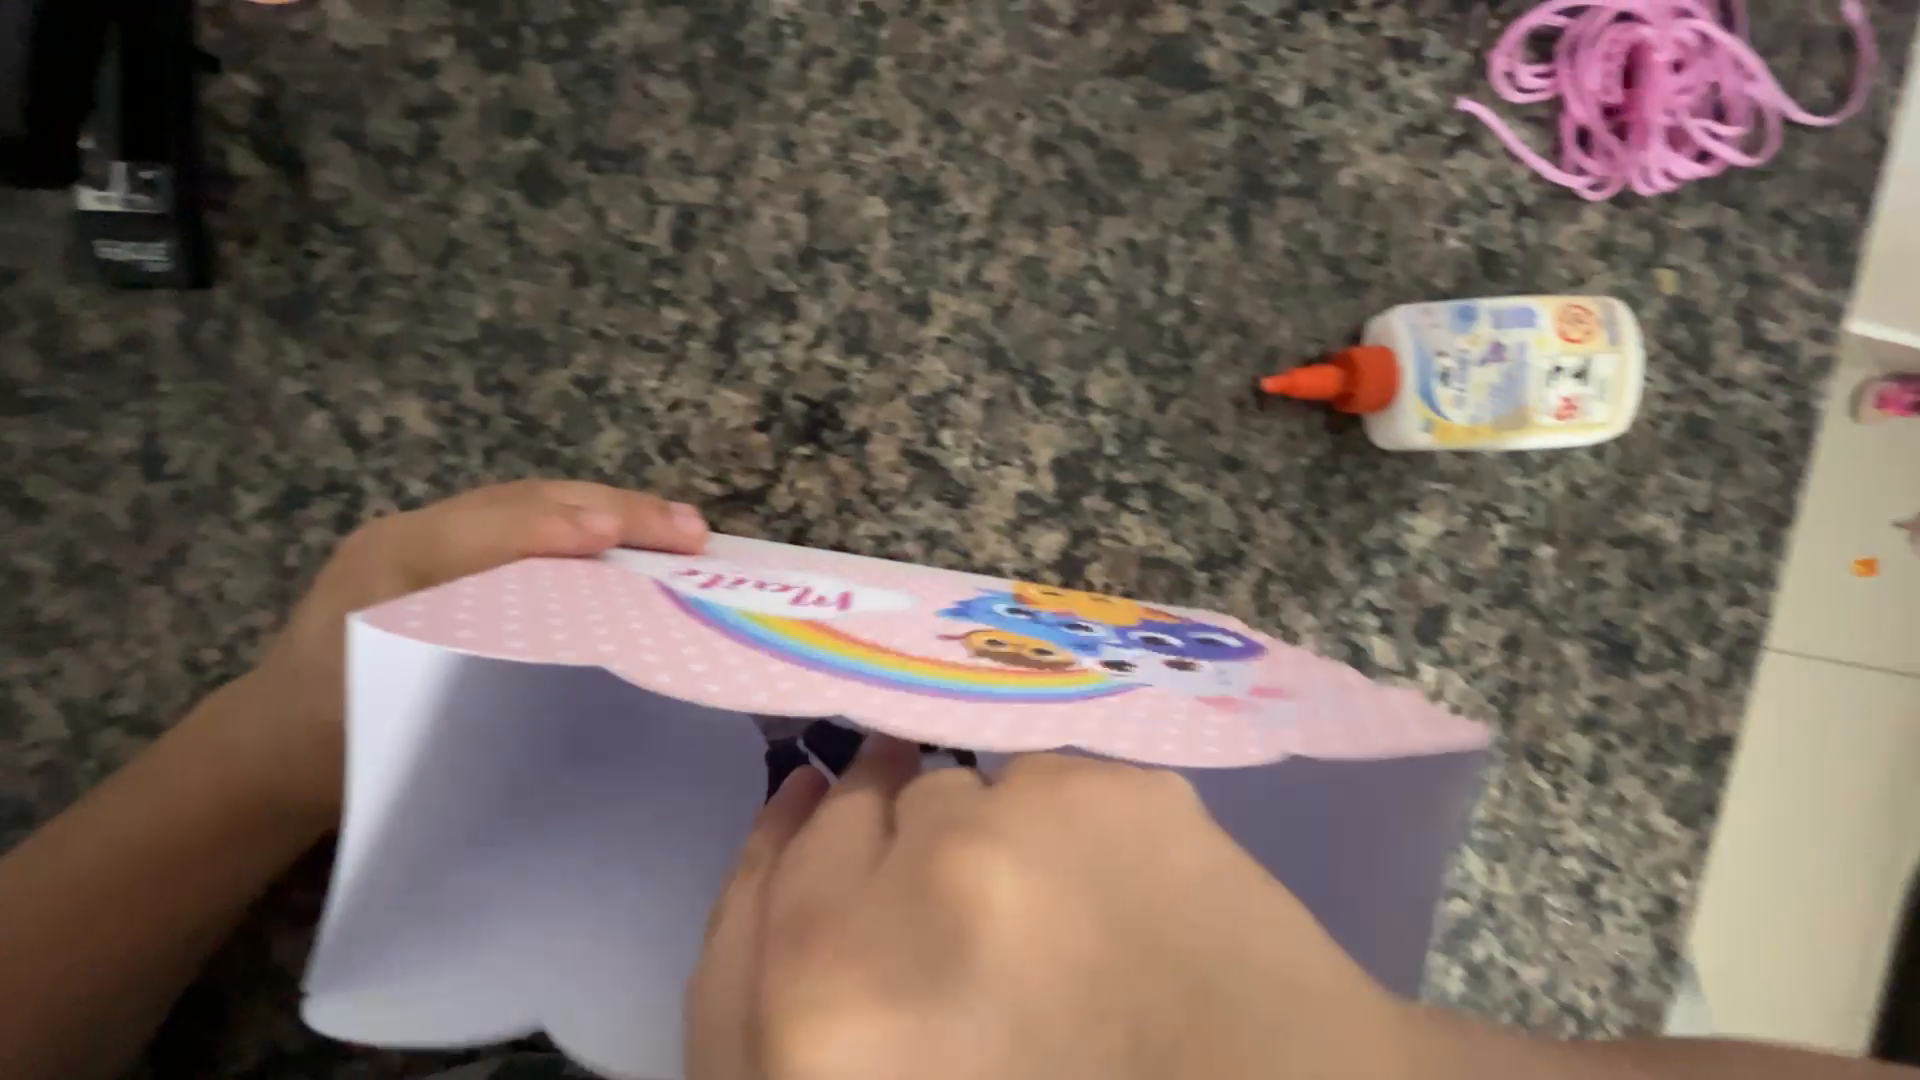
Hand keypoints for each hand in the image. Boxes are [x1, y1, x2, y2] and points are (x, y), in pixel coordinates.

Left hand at [221, 481, 709, 834]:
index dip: (554, 525)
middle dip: (617, 509)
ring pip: (542, 503)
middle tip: (692, 530)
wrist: (276, 743)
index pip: (489, 525)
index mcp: (393, 562)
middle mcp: (420, 531)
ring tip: (684, 529)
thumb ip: (480, 651)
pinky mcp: (457, 550)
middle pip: (532, 499)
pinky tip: (638, 542)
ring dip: (619, 511)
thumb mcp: (405, 703)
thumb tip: (591, 626)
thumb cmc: (343, 735)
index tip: (616, 536)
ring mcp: (438, 534)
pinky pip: (535, 524)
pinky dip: (595, 526)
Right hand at [688, 739, 1426, 1079]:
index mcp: (831, 1030)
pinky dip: (1066, 819)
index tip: (805, 806)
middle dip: (875, 824)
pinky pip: (1048, 778)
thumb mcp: (898, 1066)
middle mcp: (906, 908)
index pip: (754, 901)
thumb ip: (824, 994)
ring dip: (980, 826)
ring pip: (951, 786)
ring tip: (1052, 895)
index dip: (776, 850)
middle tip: (933, 850)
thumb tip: (813, 848)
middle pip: (844, 818)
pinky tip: (1120, 882)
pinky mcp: (1109, 795)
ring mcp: (1016, 837)